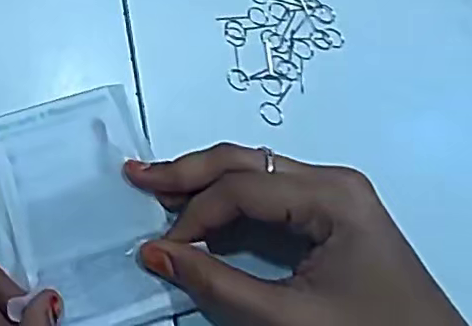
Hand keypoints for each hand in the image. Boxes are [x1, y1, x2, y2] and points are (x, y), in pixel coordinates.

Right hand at [124, 144, 465, 325]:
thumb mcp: (296, 321)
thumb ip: (220, 285)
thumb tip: (154, 253)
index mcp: (333, 195)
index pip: (242, 190)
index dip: (196, 215)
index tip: (164, 245)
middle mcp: (331, 181)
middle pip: (241, 163)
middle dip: (186, 172)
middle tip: (138, 176)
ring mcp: (333, 194)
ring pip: (249, 171)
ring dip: (202, 181)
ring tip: (156, 184)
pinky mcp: (331, 213)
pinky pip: (266, 193)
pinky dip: (227, 200)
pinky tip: (197, 203)